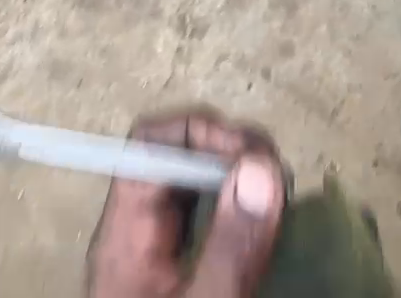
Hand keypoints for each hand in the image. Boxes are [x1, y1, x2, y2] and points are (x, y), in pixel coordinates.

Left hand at [87, 109, 286, 297]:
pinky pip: (199, 215)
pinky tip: (259, 221)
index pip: (150, 141)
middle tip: (277, 176)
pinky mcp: (169, 269)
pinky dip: (232, 205)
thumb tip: (264, 165)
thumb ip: (231, 245)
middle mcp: (132, 229)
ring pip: (188, 184)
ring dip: (234, 175)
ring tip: (276, 192)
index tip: (255, 157)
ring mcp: (150, 249)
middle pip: (172, 156)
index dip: (203, 131)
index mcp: (123, 230)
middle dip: (227, 150)